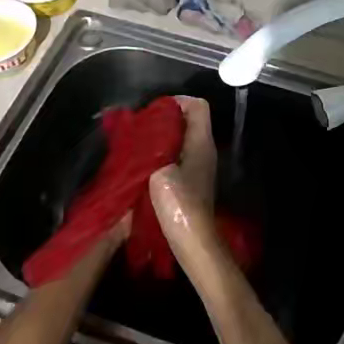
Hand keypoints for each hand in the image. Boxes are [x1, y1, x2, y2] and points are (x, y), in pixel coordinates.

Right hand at [149, 96, 216, 239]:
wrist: (192, 241)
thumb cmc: (179, 203)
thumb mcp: (159, 171)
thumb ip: (152, 149)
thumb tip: (140, 136)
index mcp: (201, 142)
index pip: (197, 106)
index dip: (176, 102)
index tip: (153, 111)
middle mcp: (205, 150)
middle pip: (189, 122)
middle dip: (165, 120)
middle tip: (141, 128)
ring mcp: (200, 167)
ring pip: (183, 140)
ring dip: (162, 139)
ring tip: (139, 145)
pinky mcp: (192, 182)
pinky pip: (178, 157)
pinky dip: (163, 156)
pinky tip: (145, 166)